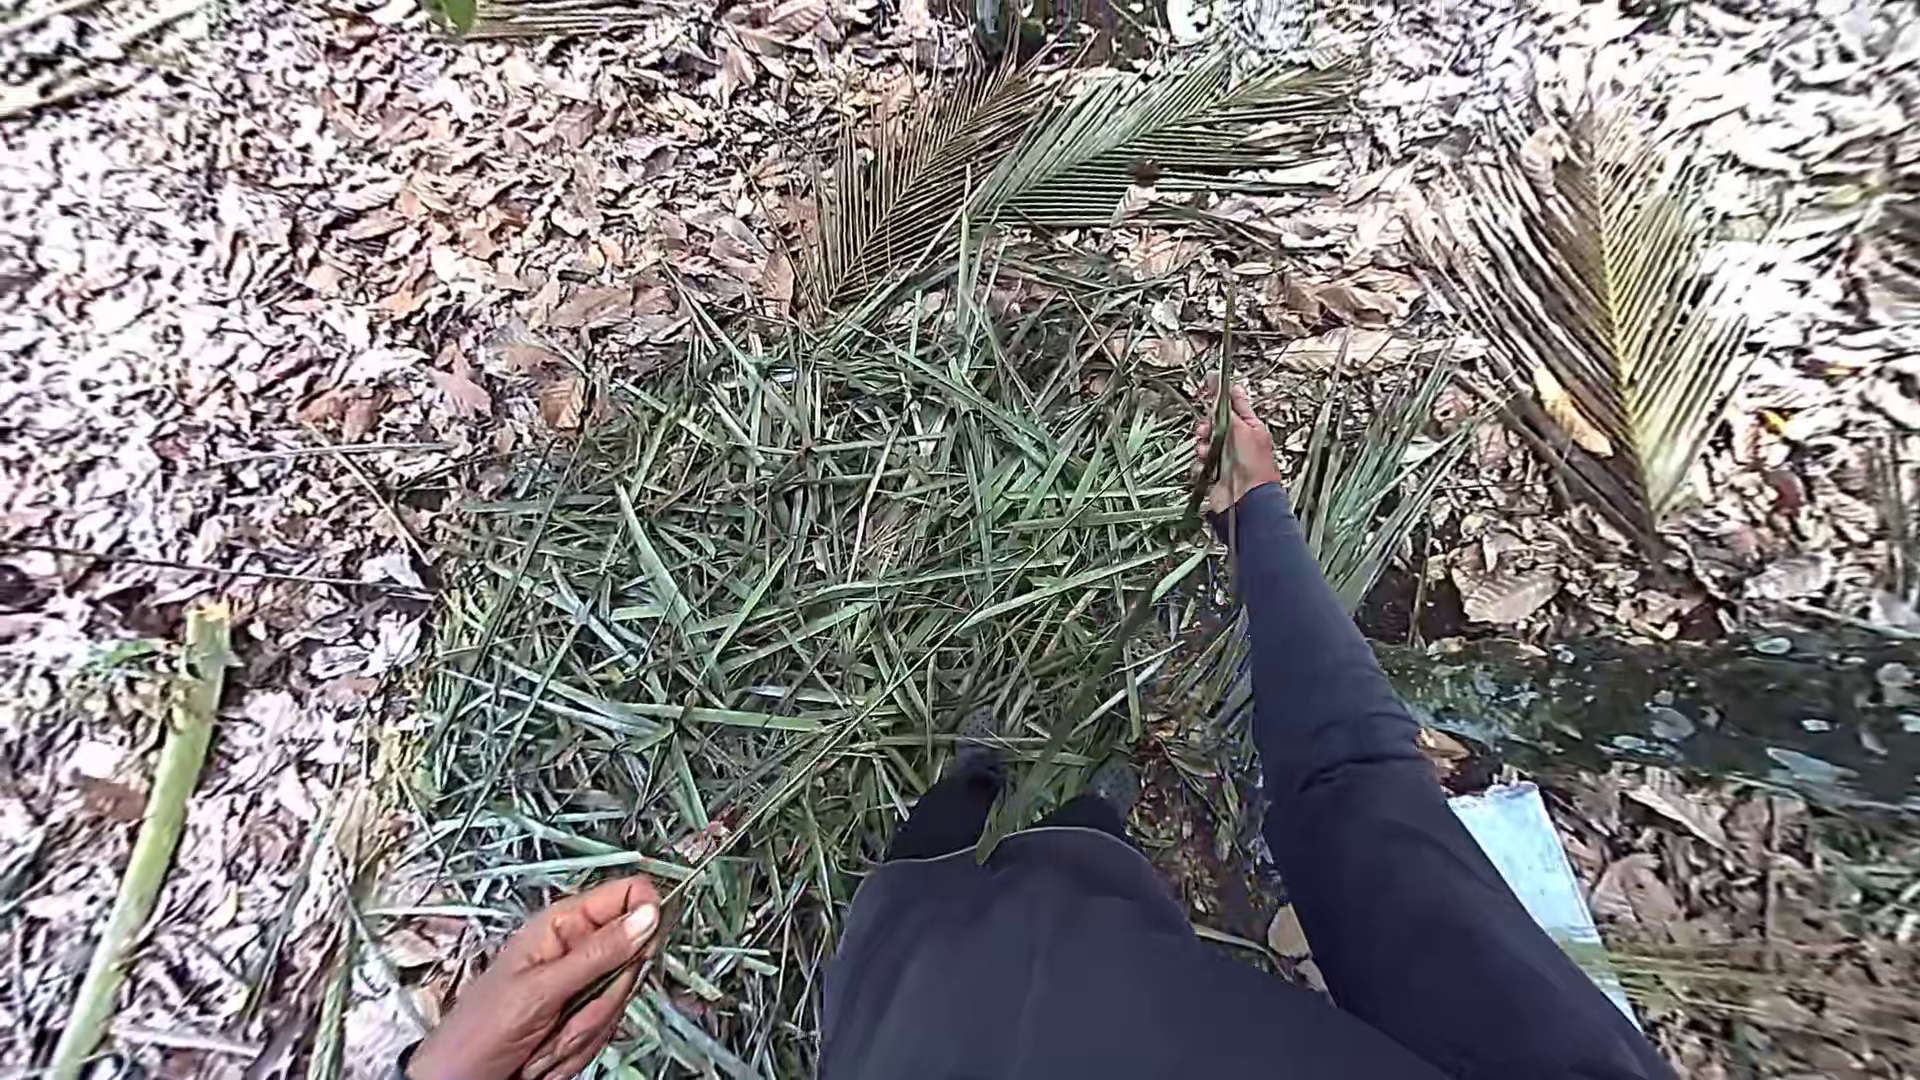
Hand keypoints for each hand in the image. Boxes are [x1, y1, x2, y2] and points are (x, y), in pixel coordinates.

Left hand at [409, 876, 661, 1079]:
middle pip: (633, 951)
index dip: (647, 917)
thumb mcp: (538, 991)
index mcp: (566, 922)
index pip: (631, 894)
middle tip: (569, 1015)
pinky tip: (548, 1056)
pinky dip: (582, 1047)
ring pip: (622, 993)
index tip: (642, 952)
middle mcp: (580, 945)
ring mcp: (583, 981)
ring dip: (588, 1027)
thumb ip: (598, 953)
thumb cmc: (475, 1038)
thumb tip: (651, 913)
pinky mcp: (583, 1014)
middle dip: (605, 995)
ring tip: (547, 1044)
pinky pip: (609, 1023)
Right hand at [1194, 378, 1282, 513]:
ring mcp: (1224, 458)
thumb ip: (1227, 411)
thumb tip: (1219, 392)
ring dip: (1202, 447)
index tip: (1209, 382)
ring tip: (1206, 452)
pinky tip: (1205, 468)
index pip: (1234, 404)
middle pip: (1213, 424)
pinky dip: (1199, 465)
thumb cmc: (1253, 465)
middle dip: (1206, 427)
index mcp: (1250, 428)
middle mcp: (1237, 442)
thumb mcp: (1241, 429)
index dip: (1221, 394)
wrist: (1245, 497)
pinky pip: (1198, 463)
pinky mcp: (1213, 473)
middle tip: (1205, 430)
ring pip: (1203, 443)